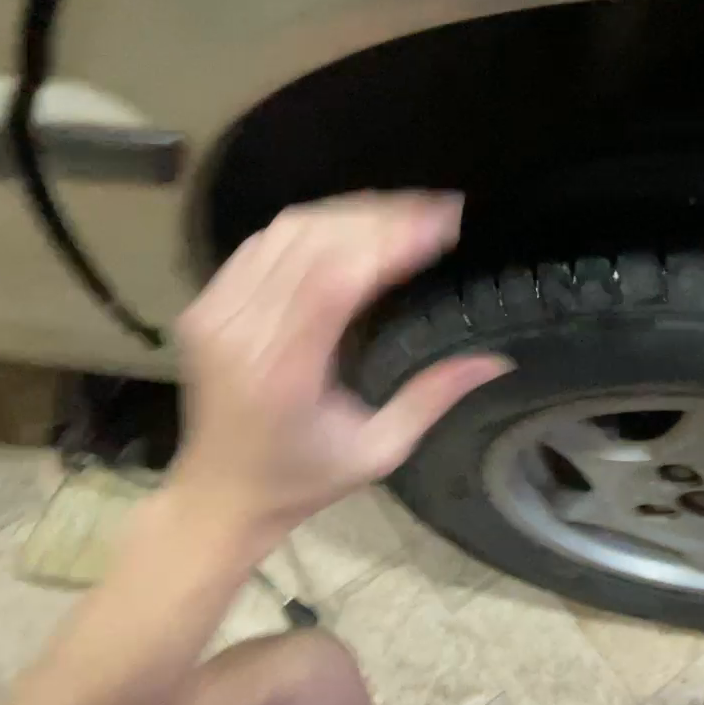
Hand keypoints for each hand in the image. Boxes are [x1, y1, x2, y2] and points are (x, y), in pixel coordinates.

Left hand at [163, 191, 510, 556]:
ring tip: (406, 214)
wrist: (219, 493)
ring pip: (288, 231)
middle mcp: (241, 331)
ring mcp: (216, 312)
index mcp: (284, 373)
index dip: (392, 240)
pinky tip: (354, 228)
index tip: (443, 223)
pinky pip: (263, 242)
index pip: (336, 279)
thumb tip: (496, 361)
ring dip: (351, 214)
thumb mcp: (380, 451)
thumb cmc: (304, 480)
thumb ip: (434, 399)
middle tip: (438, 211)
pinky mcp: (207, 304)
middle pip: (313, 242)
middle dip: (382, 217)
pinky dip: (315, 226)